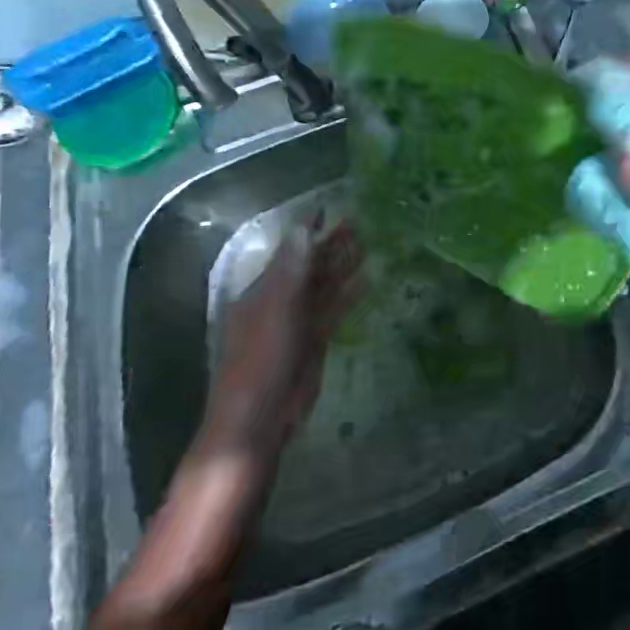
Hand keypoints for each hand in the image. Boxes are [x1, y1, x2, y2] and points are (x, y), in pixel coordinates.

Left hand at [194, 213, 364, 463]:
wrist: (258, 421)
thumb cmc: (261, 363)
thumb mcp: (275, 312)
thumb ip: (290, 271)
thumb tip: (303, 229)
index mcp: (264, 290)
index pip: (290, 250)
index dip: (310, 229)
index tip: (332, 207)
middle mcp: (280, 300)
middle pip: (310, 265)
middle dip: (333, 244)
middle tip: (363, 220)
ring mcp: (298, 322)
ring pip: (325, 285)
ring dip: (344, 265)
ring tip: (370, 242)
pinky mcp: (315, 341)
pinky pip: (334, 309)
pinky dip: (349, 293)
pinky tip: (368, 280)